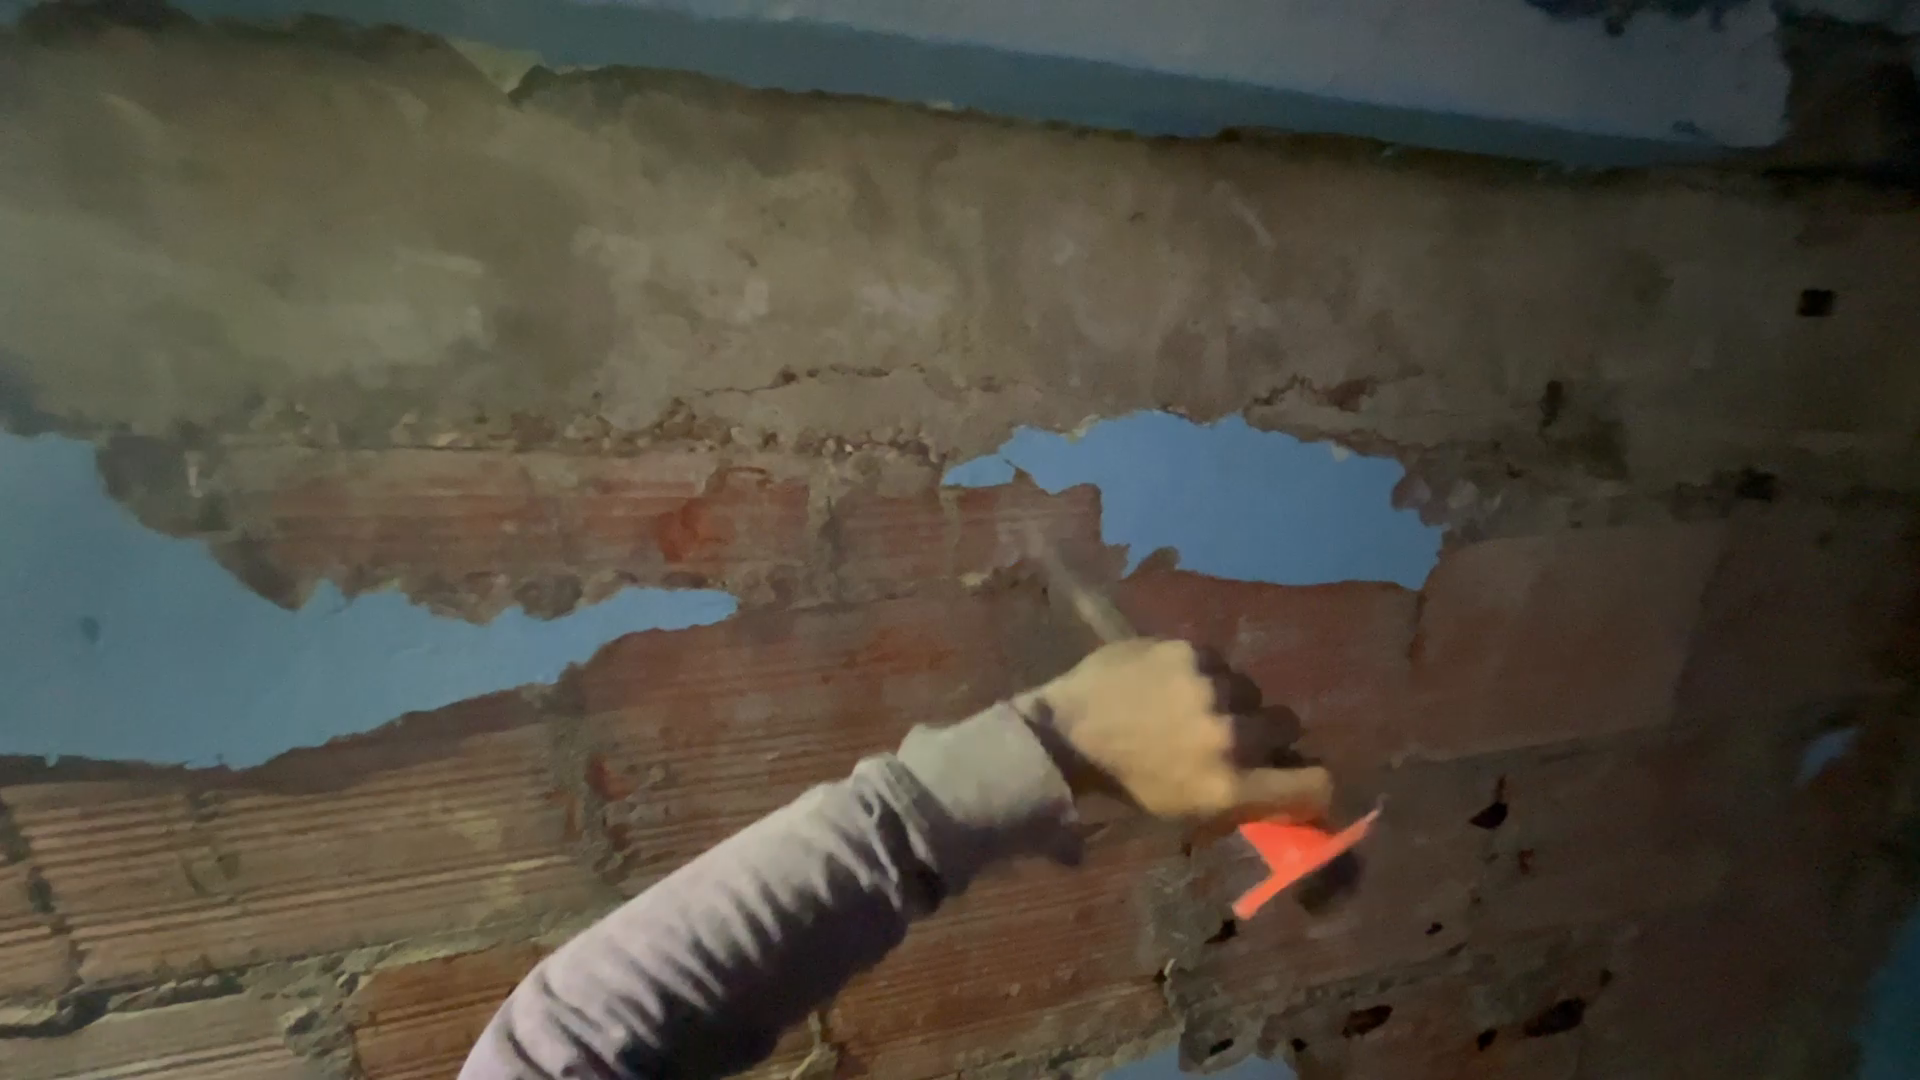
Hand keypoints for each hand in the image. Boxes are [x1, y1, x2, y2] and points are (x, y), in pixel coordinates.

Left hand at [1019, 639, 1332, 830]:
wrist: (1067, 731)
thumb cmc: (1125, 780)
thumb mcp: (1187, 810)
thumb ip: (1242, 796)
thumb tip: (1286, 784)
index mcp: (1230, 786)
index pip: (1315, 782)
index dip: (1312, 779)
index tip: (1296, 772)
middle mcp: (1229, 735)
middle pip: (1287, 724)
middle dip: (1265, 729)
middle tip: (1231, 729)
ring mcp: (1208, 686)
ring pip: (1250, 687)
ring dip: (1231, 697)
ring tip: (1192, 701)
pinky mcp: (1186, 650)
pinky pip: (1217, 660)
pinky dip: (1202, 671)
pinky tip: (1170, 680)